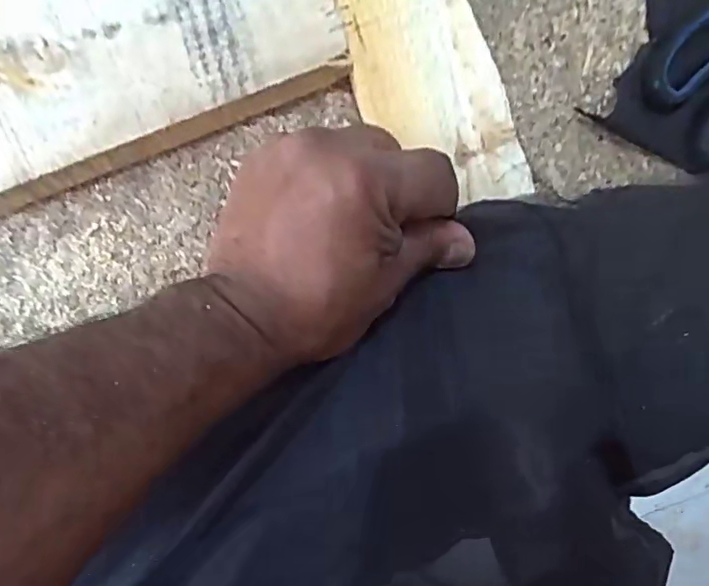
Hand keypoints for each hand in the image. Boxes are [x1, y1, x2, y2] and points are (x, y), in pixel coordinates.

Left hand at [206, 125, 476, 365]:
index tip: (422, 241)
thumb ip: (426, 250)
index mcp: (368, 180)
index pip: (435, 172)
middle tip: (380, 235)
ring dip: (362, 179)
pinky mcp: (264, 155)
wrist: (244, 316)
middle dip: (399, 190)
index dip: (440, 210)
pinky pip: (314, 152)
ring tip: (342, 224)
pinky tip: (312, 215)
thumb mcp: (384, 285)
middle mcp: (331, 146)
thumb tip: (464, 241)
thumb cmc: (320, 310)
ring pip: (353, 146)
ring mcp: (293, 145)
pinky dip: (325, 177)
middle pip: (394, 151)